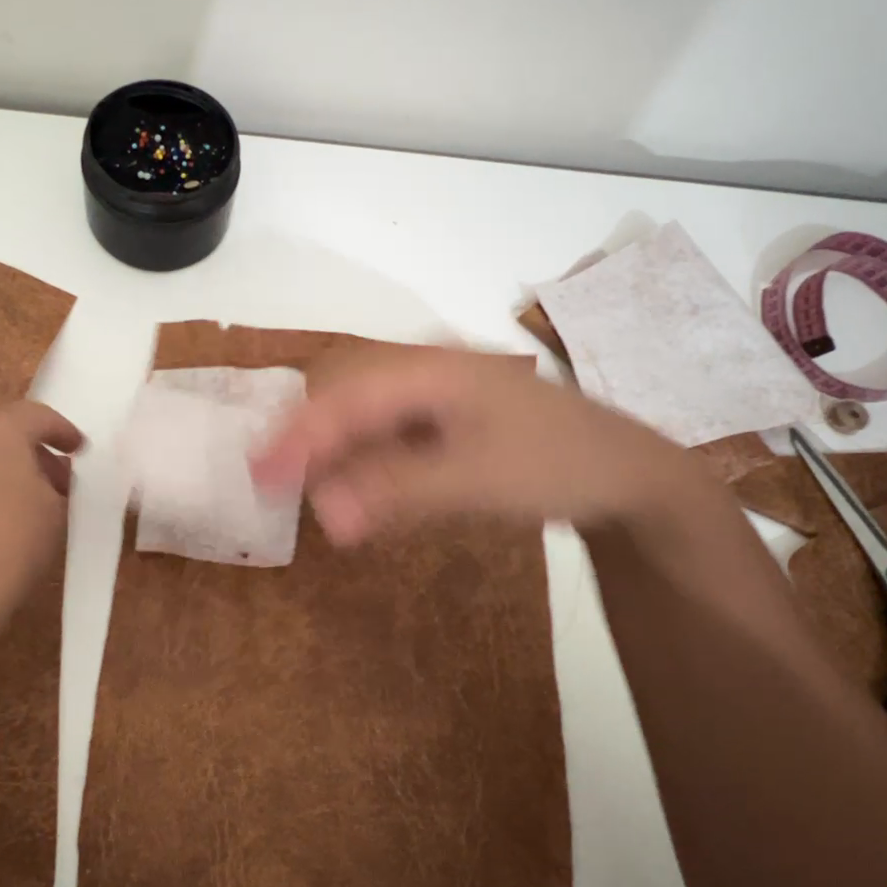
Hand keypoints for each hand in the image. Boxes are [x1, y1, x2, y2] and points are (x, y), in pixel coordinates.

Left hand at [0, 401, 81, 650]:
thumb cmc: (10, 546)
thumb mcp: (55, 514)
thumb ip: (58, 485)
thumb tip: (51, 477)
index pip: (38, 416)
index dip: (63, 432)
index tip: (78, 449)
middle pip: (1, 433)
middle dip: (30, 453)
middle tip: (54, 482)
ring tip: (20, 504)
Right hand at [250, 344, 697, 543]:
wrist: (628, 474)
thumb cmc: (557, 466)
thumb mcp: (475, 481)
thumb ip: (394, 493)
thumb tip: (322, 518)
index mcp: (431, 368)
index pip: (342, 395)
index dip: (295, 435)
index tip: (258, 475)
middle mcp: (425, 367)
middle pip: (341, 391)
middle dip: (306, 437)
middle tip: (278, 484)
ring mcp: (436, 390)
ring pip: (359, 409)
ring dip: (330, 449)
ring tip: (307, 489)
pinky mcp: (443, 416)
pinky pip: (383, 428)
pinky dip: (360, 457)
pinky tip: (356, 486)